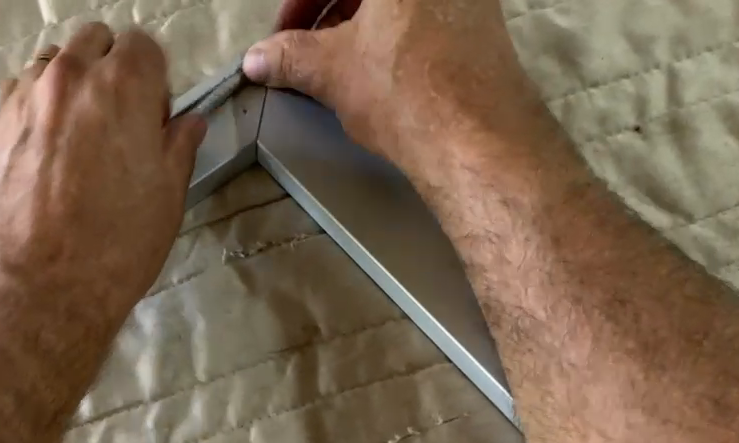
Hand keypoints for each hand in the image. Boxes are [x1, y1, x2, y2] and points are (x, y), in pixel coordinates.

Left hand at [0, 23, 208, 334]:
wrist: (41, 293)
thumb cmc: (109, 254)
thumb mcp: (166, 203)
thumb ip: (178, 150)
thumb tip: (187, 126)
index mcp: (123, 87)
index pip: (145, 48)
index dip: (154, 85)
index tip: (153, 121)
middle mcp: (70, 78)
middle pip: (95, 44)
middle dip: (111, 75)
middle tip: (117, 129)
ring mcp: (25, 99)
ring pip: (53, 65)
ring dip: (70, 89)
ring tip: (77, 145)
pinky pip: (19, 95)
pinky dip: (36, 110)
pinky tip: (44, 157)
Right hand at [243, 0, 569, 183]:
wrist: (474, 134)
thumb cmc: (402, 91)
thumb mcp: (333, 72)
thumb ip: (291, 57)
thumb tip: (256, 58)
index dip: (299, 5)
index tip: (284, 34)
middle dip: (328, 12)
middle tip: (305, 48)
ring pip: (395, 2)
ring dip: (358, 22)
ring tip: (337, 65)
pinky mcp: (481, 15)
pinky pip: (424, 12)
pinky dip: (392, 30)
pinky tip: (378, 68)